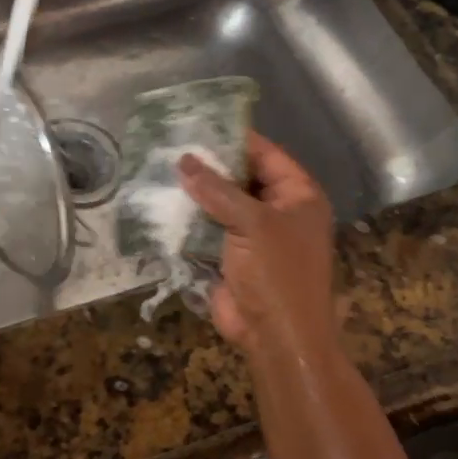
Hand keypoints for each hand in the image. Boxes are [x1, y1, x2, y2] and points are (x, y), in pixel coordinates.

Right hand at [177, 133, 337, 356]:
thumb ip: (217, 189)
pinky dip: (187, 221)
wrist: (276, 334)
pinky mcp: (230, 257)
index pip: (267, 156)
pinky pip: (207, 231)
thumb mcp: (251, 223)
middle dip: (209, 166)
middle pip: (241, 178)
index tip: (200, 125)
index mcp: (298, 196)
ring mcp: (253, 236)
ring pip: (221, 205)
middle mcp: (278, 212)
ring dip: (195, 194)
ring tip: (158, 170)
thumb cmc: (277, 272)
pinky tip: (160, 205)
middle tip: (171, 146)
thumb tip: (184, 160)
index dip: (236, 139)